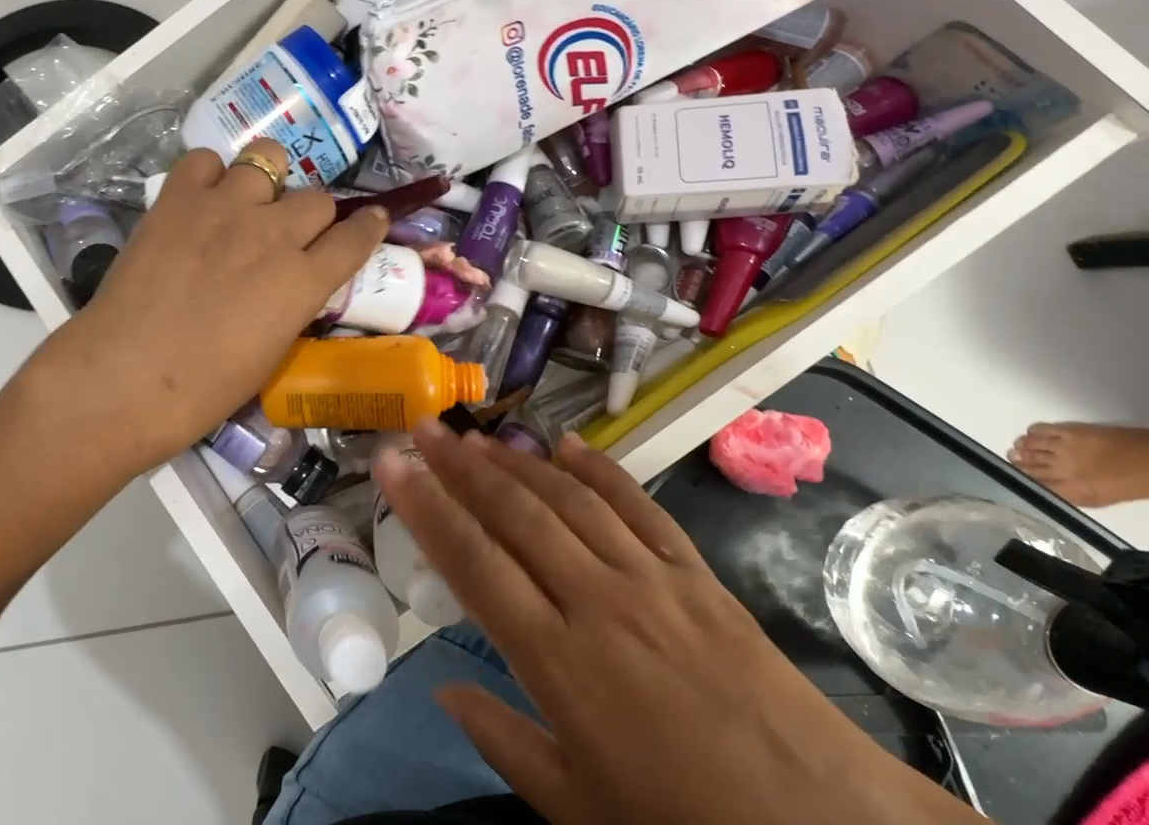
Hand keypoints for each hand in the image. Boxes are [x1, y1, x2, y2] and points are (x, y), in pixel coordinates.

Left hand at [24, 140, 387, 474]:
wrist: (129, 376)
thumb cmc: (203, 390)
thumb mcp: (270, 355)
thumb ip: (289, 307)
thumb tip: (287, 287)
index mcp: (303, 282)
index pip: (355, 237)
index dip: (367, 227)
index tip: (370, 221)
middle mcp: (274, 234)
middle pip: (315, 199)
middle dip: (310, 216)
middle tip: (285, 235)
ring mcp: (224, 208)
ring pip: (267, 159)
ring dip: (265, 182)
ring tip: (244, 204)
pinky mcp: (177, 199)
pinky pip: (204, 160)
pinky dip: (208, 175)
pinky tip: (199, 199)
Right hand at [376, 427, 980, 824]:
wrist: (824, 820)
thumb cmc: (683, 817)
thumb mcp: (578, 804)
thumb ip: (502, 740)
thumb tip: (442, 689)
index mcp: (557, 659)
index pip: (472, 562)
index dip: (424, 508)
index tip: (389, 466)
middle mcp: (598, 602)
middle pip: (515, 515)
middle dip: (460, 467)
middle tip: (421, 429)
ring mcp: (653, 581)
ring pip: (570, 501)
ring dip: (517, 462)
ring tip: (476, 435)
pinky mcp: (699, 577)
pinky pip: (640, 508)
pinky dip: (600, 472)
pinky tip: (568, 446)